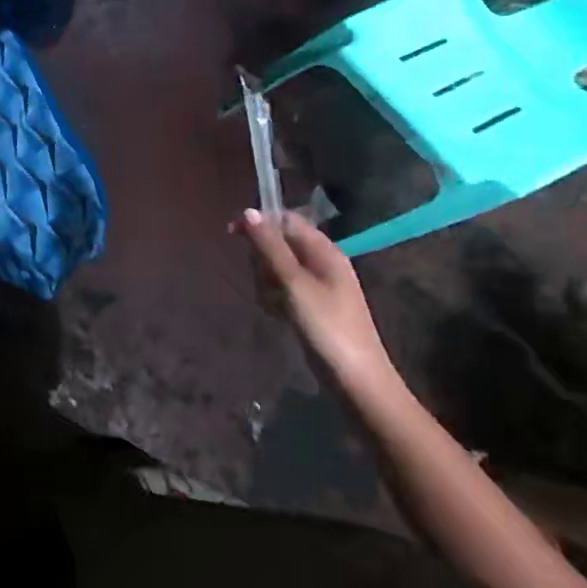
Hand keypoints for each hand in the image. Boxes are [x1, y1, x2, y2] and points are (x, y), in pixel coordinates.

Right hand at [236, 209, 397, 390]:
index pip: (286, 219)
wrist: (353, 376)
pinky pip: (279, 287)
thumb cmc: (325, 324)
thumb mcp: (293, 282)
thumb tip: (248, 212)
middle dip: (262, 259)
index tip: (233, 235)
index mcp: (324, 251)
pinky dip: (272, 296)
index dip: (260, 222)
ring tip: (274, 302)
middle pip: (277, 242)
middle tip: (267, 280)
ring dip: (265, 280)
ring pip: (274, 266)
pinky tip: (277, 312)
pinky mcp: (308, 302)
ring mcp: (315, 284)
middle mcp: (321, 262)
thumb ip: (270, 246)